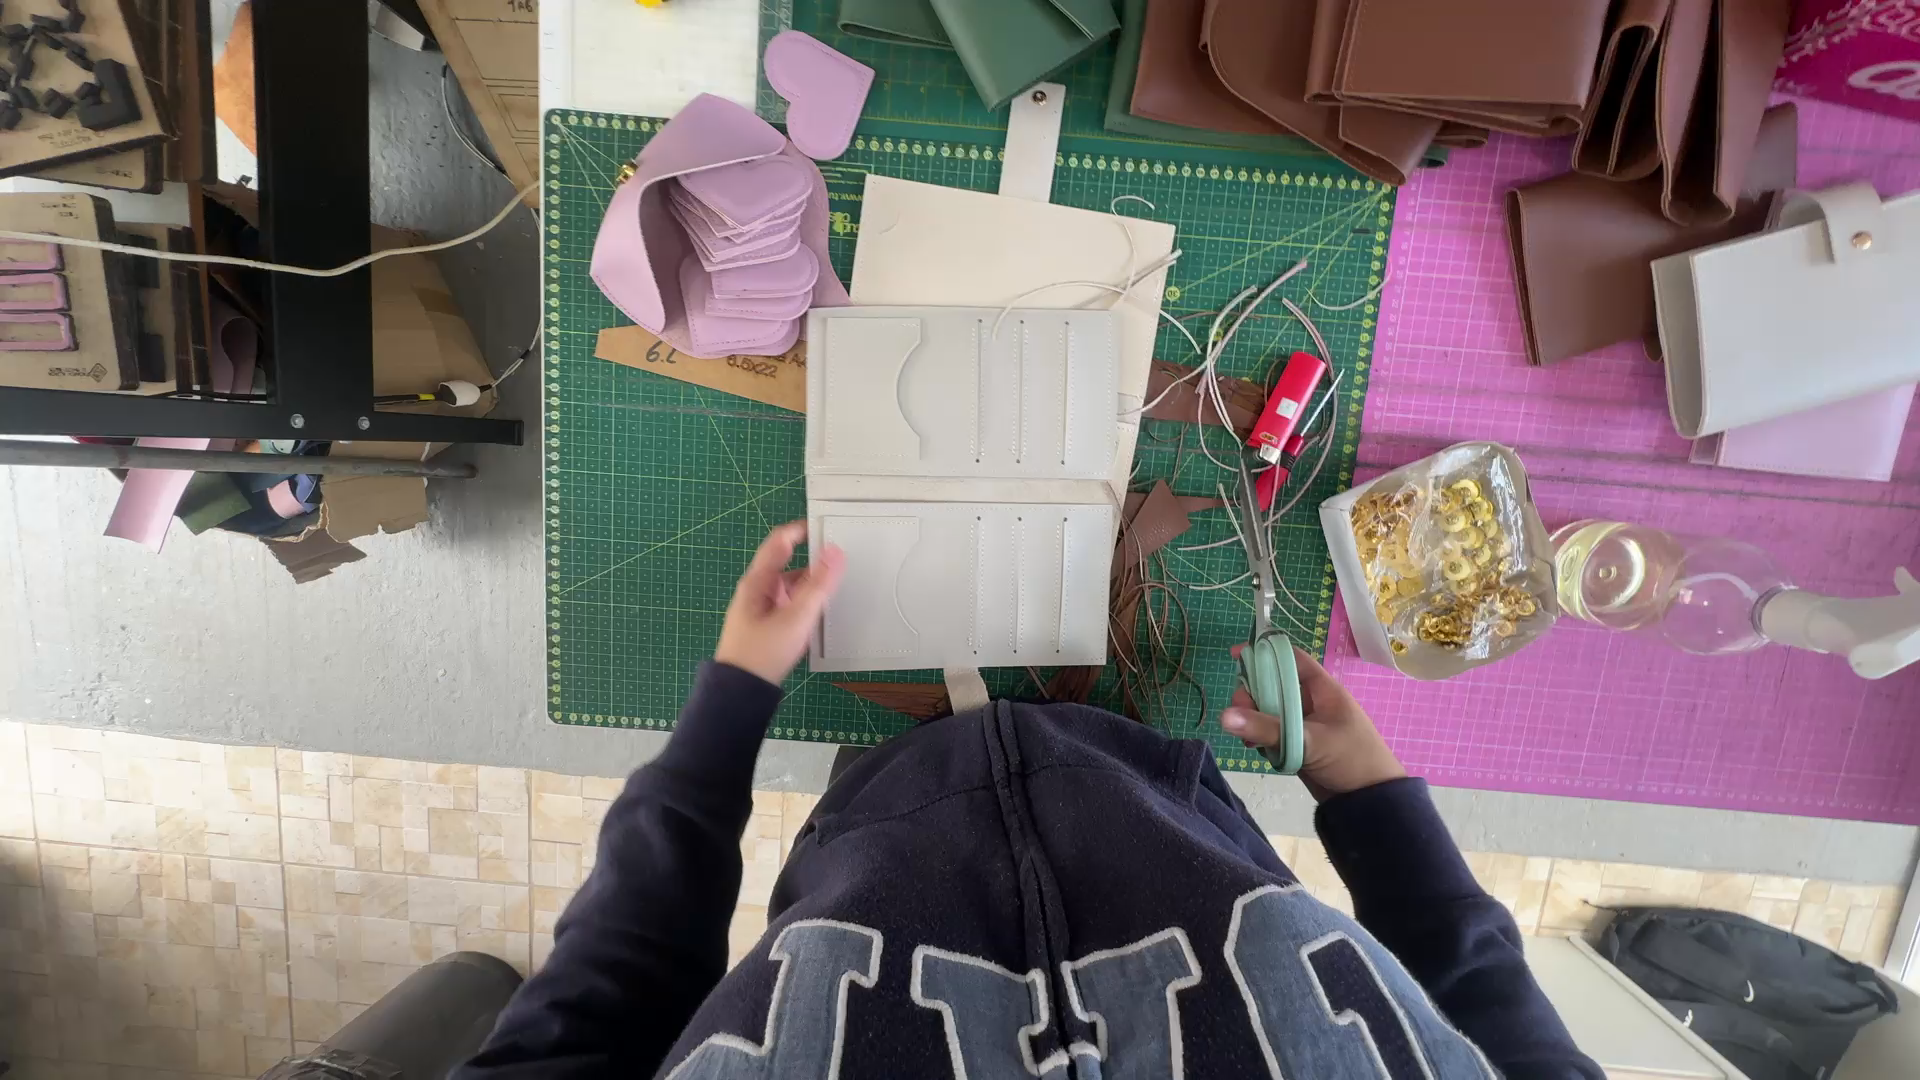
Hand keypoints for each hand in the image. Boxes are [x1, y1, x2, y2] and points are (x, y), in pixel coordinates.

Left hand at [714, 521, 845, 685]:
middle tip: (841, 560)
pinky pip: (790, 603)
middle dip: (814, 561)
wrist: (741, 692)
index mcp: (759, 581)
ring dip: (812, 584)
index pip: (780, 541)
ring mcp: (761, 608)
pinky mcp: (766, 624)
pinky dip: (807, 601)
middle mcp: (758, 590)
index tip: (827, 526)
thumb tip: (835, 552)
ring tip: (838, 587)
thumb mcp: (796, 617)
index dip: (801, 530)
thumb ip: (819, 584)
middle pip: (788, 564)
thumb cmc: (764, 652)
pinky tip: (821, 611)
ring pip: (791, 586)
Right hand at [1220, 644, 1405, 800]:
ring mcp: (1303, 722)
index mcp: (1322, 690)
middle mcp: (1310, 701)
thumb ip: (1265, 728)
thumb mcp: (1307, 741)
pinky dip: (1258, 735)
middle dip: (1251, 693)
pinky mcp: (1296, 742)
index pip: (1290, 659)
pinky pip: (1270, 729)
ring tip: (1247, 737)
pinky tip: (1253, 747)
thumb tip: (1224, 716)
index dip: (1263, 652)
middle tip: (1238, 712)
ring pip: (1268, 708)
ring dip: (1252, 718)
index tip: (1234, 655)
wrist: (1370, 803)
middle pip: (1271, 683)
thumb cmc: (1351, 761)